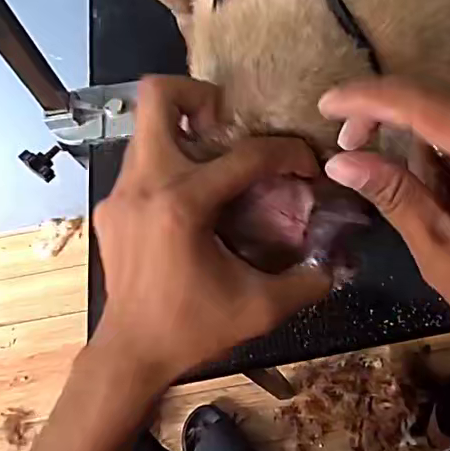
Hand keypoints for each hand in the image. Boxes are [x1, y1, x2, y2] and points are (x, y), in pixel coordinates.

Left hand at [87, 76, 332, 392]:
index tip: (306, 166)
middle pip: (158, 97)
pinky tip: (196, 198)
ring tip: (220, 161)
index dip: (287, 153)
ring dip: (187, 130)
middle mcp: (144, 185)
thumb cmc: (192, 330)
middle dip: (202, 96)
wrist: (130, 355)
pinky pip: (142, 162)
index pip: (245, 155)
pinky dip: (173, 163)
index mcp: (182, 205)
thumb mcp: (262, 308)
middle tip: (232, 126)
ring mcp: (121, 194)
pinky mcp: (110, 207)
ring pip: (148, 127)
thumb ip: (309, 280)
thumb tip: (339, 259)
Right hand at [318, 71, 449, 373]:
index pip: (436, 105)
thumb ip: (397, 198)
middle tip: (350, 144)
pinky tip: (436, 171)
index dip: (374, 99)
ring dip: (415, 119)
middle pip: (447, 84)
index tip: (326, 104)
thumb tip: (339, 160)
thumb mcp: (446, 257)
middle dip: (390, 106)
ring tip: (402, 175)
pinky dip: (442, 129)